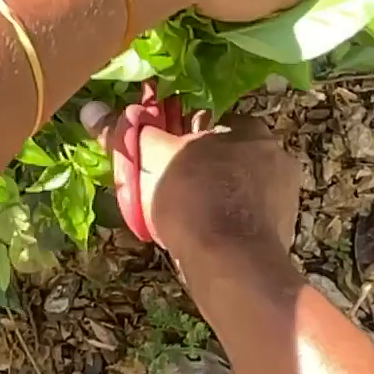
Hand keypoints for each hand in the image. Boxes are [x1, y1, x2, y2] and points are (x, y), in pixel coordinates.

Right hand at [84, 99, 300, 254]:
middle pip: (220, 152)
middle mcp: (275, 156)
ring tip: (174, 208)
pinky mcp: (279, 229)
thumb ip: (121, 132)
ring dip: (207, 191)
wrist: (229, 265)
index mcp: (250, 128)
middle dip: (193, 164)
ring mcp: (283, 195)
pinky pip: (241, 212)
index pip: (206, 120)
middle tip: (160, 180)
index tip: (155, 150)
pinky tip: (197, 229)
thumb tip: (89, 109)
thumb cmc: (193, 197)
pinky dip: (221, 216)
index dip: (176, 134)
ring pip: (231, 184)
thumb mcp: (150, 157)